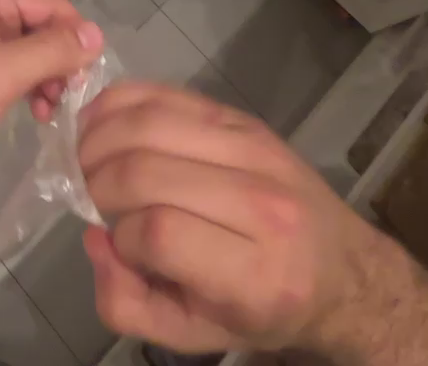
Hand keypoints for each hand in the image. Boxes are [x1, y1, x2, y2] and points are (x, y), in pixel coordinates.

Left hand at [0, 0, 106, 183]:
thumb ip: (52, 51)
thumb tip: (96, 37)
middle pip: (39, 3)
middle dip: (64, 37)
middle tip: (81, 76)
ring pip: (33, 38)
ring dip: (52, 66)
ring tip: (59, 103)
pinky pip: (19, 63)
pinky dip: (35, 83)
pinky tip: (43, 113)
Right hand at [76, 82, 385, 353]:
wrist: (342, 269)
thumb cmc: (264, 307)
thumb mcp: (197, 335)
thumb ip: (130, 304)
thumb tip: (94, 239)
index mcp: (256, 274)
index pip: (159, 233)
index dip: (120, 235)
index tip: (119, 243)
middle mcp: (260, 204)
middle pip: (146, 172)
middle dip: (98, 183)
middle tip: (88, 195)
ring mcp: (253, 148)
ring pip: (150, 124)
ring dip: (99, 138)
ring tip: (85, 159)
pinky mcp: (241, 117)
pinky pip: (164, 93)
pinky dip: (119, 103)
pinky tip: (99, 124)